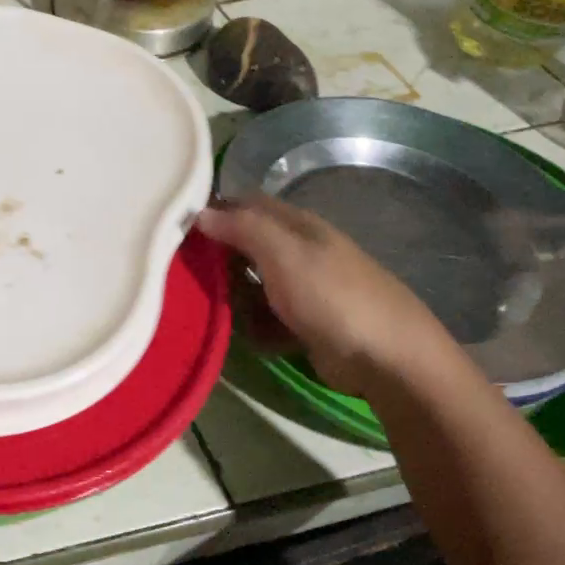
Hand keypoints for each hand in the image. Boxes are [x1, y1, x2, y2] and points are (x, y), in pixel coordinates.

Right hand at [199, 195, 471, 398]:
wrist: (389, 359)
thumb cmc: (333, 298)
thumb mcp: (284, 254)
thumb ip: (242, 228)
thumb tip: (199, 212)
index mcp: (298, 226)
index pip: (245, 204)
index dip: (212, 211)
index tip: (176, 228)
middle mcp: (300, 252)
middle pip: (245, 245)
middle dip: (217, 257)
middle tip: (184, 272)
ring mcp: (305, 289)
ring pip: (252, 284)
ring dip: (232, 296)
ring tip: (210, 307)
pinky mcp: (306, 324)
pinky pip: (266, 318)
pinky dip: (254, 326)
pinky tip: (246, 335)